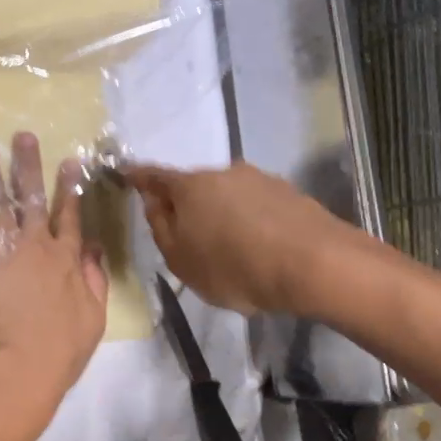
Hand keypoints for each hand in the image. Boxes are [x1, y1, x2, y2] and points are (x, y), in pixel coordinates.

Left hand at [0, 132, 108, 399]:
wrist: (24, 360)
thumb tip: (94, 248)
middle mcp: (35, 244)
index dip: (69, 188)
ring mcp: (3, 248)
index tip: (69, 161)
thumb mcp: (95, 316)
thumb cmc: (61, 347)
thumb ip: (95, 279)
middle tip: (22, 136)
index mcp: (66, 258)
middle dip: (27, 165)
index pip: (68, 216)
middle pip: (31, 197)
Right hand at [128, 162, 379, 314]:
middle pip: (194, 187)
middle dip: (187, 206)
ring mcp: (260, 180)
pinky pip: (257, 208)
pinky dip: (250, 223)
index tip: (125, 175)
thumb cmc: (235, 267)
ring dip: (222, 216)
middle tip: (187, 238)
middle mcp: (223, 173)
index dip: (137, 177)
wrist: (315, 264)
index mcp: (189, 187)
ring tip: (229, 252)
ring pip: (228, 196)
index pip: (153, 176)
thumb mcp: (182, 261)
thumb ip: (161, 230)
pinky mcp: (290, 194)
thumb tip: (155, 204)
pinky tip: (258, 250)